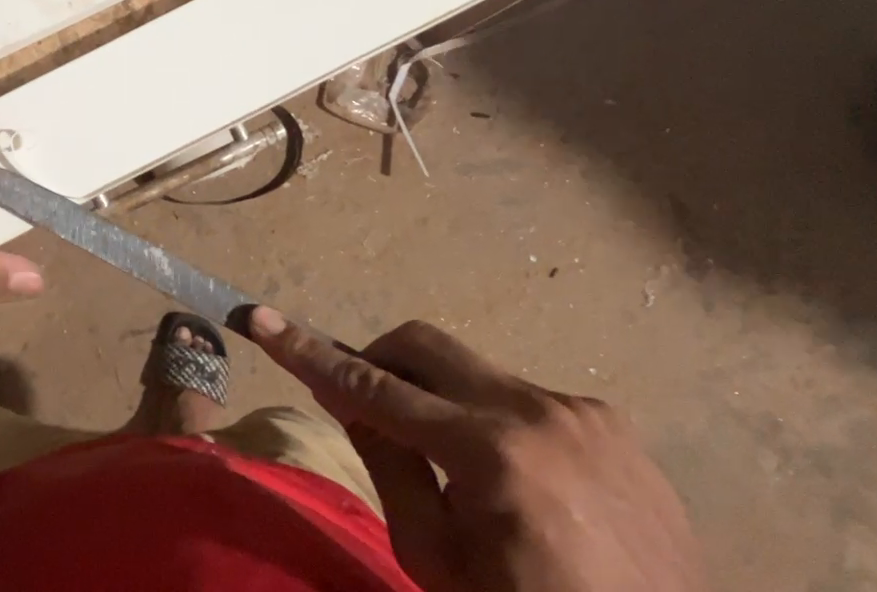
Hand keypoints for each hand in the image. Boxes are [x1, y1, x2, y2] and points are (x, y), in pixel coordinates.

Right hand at [248, 310, 704, 591]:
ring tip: (463, 472)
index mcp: (488, 452)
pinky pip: (529, 400)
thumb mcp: (434, 558)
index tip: (261, 319)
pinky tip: (520, 482)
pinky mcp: (616, 425)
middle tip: (368, 408)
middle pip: (424, 345)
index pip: (372, 386)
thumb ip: (388, 467)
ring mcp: (585, 413)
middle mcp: (538, 411)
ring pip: (477, 373)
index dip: (309, 353)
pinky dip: (497, 423)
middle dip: (380, 364)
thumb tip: (352, 399)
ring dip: (445, 403)